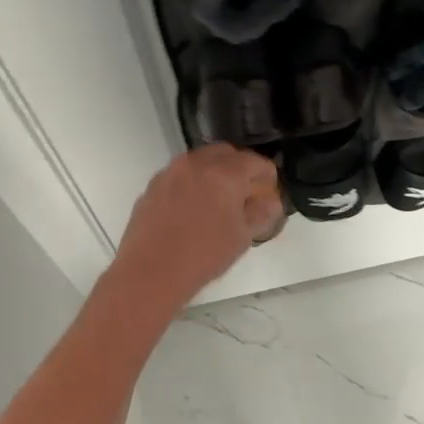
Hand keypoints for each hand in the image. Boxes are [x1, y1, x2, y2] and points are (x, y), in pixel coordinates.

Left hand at [113, 145, 282, 298]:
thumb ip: (260, 214)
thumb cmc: (204, 255)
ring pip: (200, 162)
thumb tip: (270, 202)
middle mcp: (196, 164)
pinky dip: (193, 184)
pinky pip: (180, 176)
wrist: (152, 270)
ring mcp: (171, 172)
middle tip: (246, 191)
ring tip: (219, 201)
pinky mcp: (153, 186)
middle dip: (239, 168)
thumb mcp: (242, 238)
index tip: (270, 188)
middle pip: (225, 153)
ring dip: (214, 173)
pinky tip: (193, 211)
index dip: (267, 174)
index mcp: (224, 174)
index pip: (254, 162)